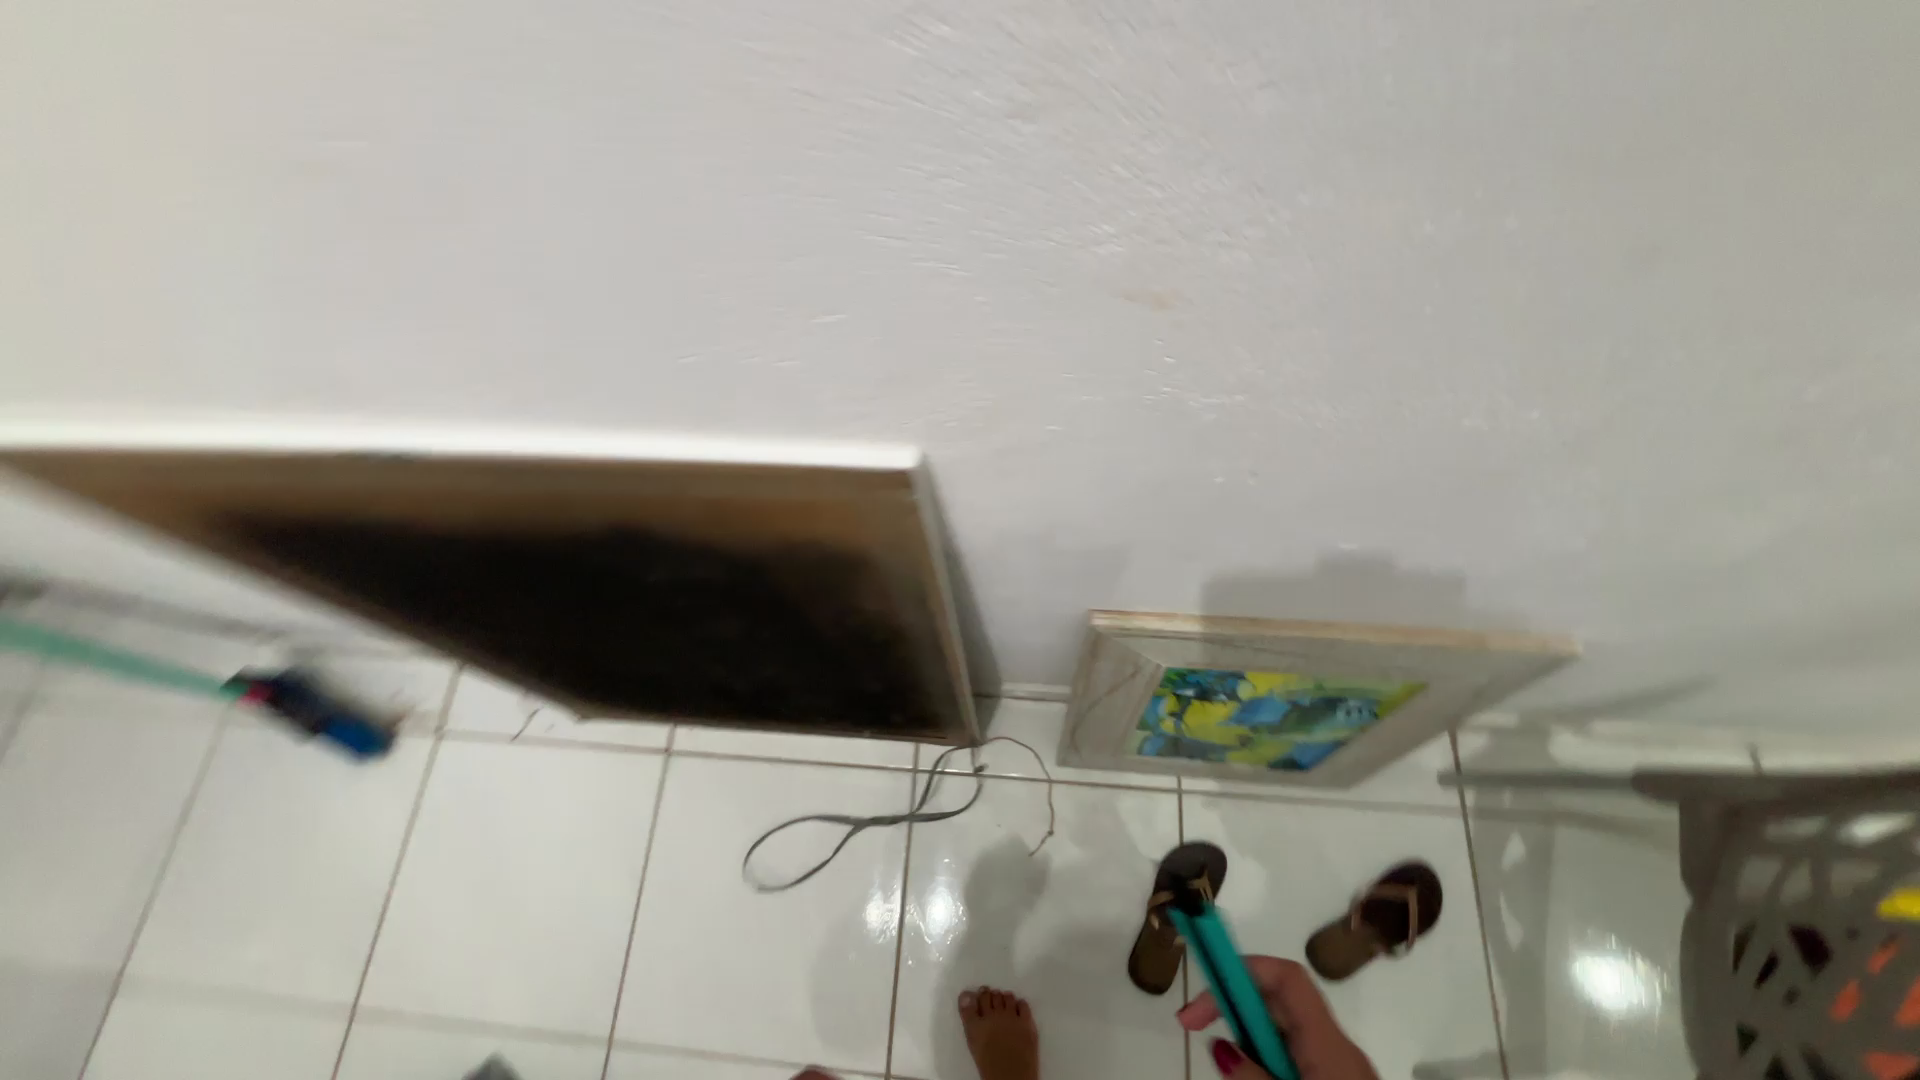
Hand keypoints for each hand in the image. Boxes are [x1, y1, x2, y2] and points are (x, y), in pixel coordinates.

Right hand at [1176, 955, 1379, 1079]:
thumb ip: (1250, 1078)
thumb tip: (1221, 1046)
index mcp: (1329, 1046)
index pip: (1287, 978)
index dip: (1243, 969)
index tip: (1202, 994)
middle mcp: (1338, 1052)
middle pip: (1279, 1006)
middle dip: (1234, 1011)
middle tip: (1192, 1027)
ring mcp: (1342, 1075)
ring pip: (1283, 1039)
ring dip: (1248, 1047)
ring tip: (1231, 1074)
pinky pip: (1295, 1066)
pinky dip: (1267, 1069)